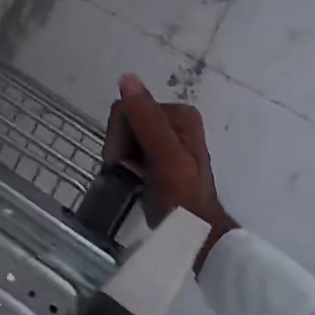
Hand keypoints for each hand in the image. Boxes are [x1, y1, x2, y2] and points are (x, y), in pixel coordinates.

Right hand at [104, 74, 238, 269]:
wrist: (194, 236)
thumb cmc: (181, 200)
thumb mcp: (164, 158)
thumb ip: (146, 119)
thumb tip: (127, 78)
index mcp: (179, 113)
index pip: (128, 108)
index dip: (120, 136)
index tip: (128, 162)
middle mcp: (174, 119)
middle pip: (125, 120)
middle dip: (120, 146)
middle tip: (131, 173)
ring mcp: (165, 138)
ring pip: (123, 136)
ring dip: (120, 158)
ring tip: (134, 179)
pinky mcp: (157, 155)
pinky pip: (128, 149)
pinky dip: (125, 164)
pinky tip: (133, 179)